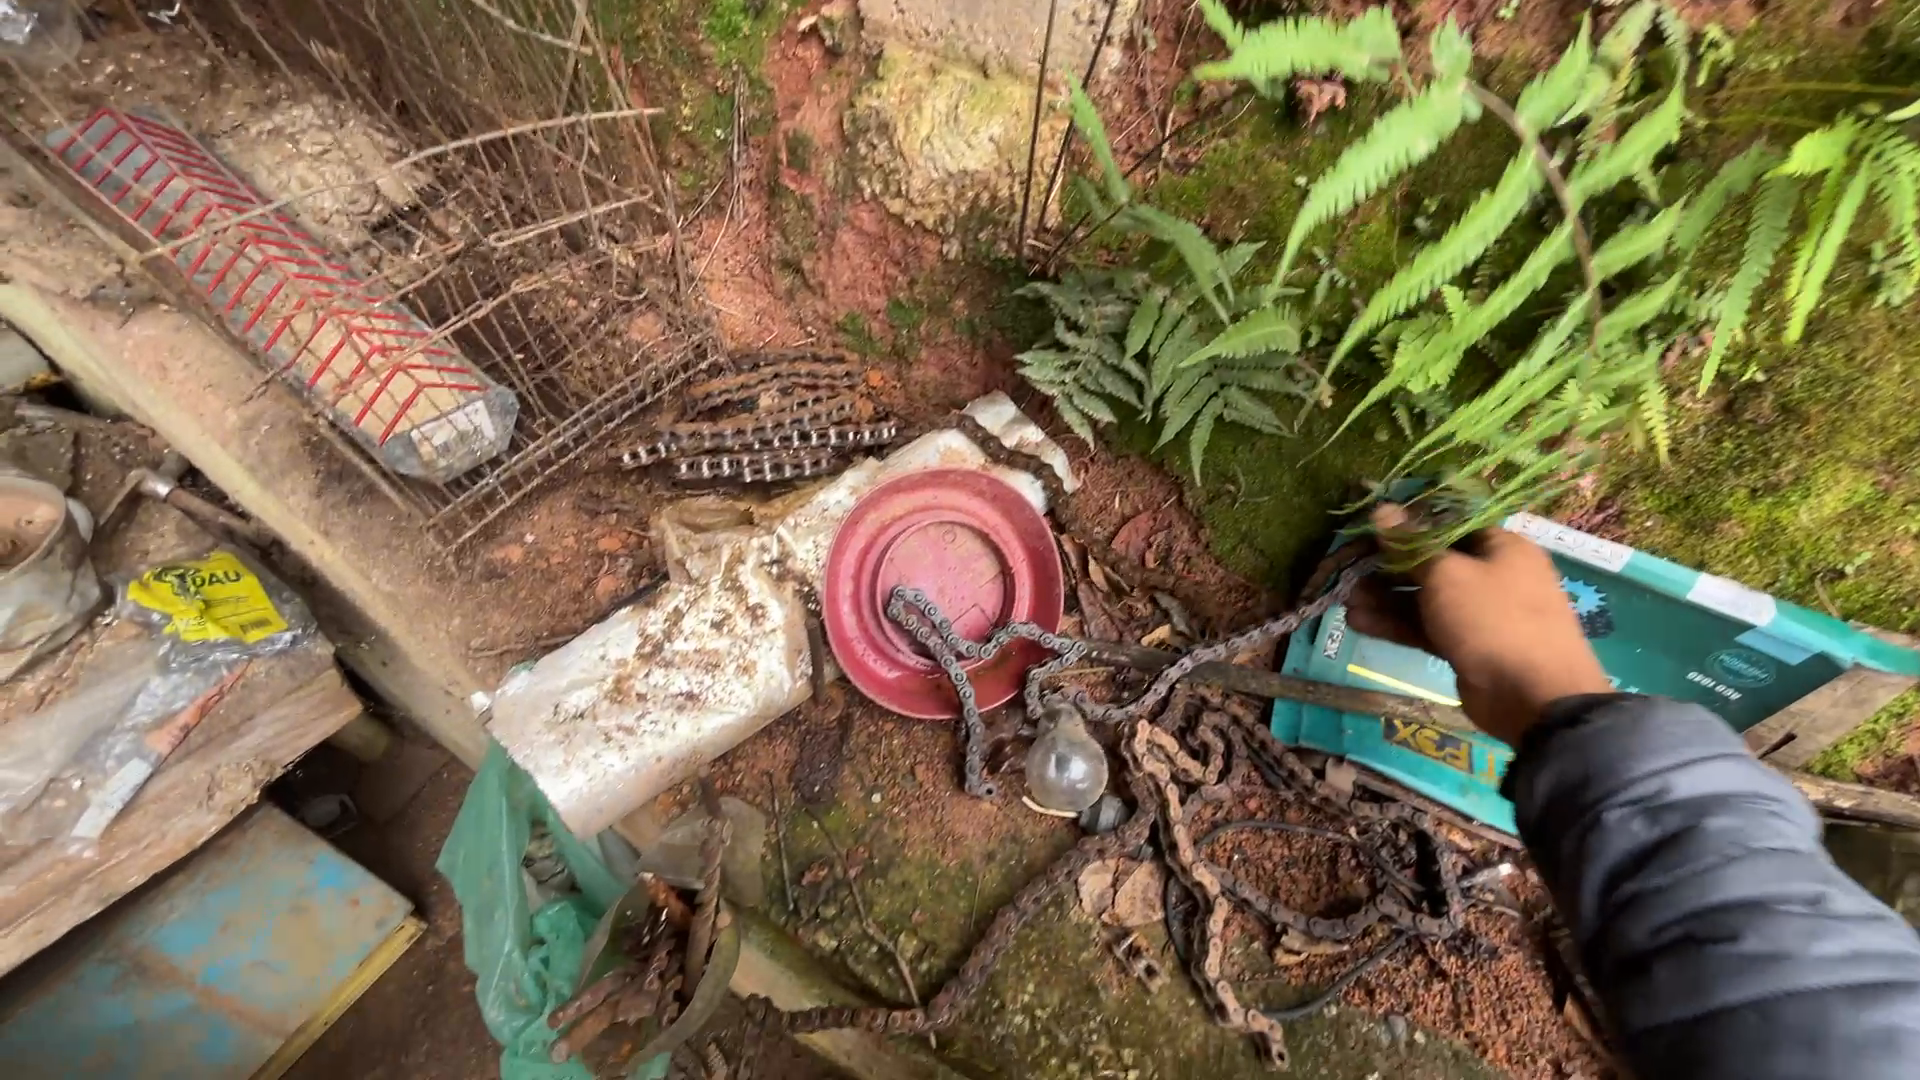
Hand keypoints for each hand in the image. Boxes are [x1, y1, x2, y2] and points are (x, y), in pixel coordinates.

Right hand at [1345, 503, 1611, 745]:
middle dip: (1385, 568)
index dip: (1406, 524)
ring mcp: (1478, 612)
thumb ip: (1409, 544)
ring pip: (1422, 597)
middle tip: (1348, 570)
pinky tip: (1357, 622)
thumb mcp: (1446, 574)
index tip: (1368, 527)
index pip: (1447, 524)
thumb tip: (1381, 508)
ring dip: (1383, 598)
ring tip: (1345, 601)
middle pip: (1429, 562)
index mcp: (1500, 547)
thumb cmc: (1492, 619)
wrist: (1534, 696)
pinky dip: (1394, 623)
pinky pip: (1424, 625)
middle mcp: (1491, 575)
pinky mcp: (1464, 643)